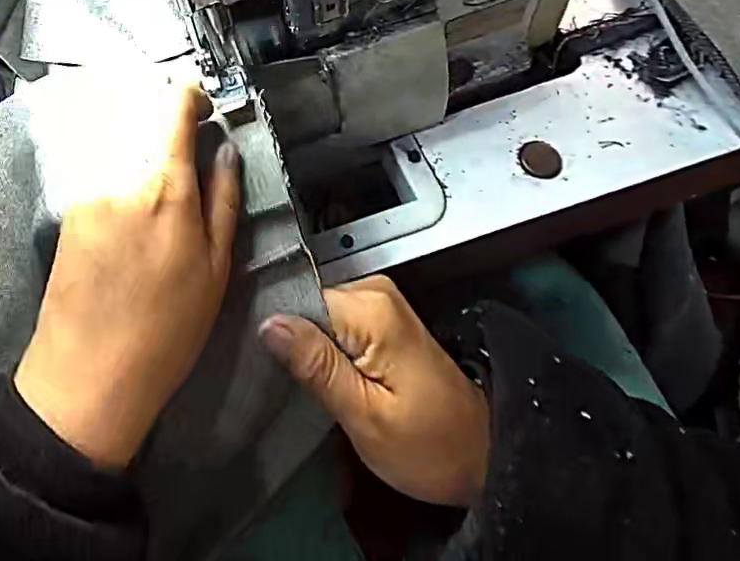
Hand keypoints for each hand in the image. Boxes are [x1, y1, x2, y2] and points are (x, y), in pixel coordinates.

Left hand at [15, 82, 241, 469]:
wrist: (85, 382)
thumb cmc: (166, 330)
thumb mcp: (217, 267)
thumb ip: (224, 199)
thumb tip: (227, 152)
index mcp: (168, 191)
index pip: (174, 111)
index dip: (190, 96)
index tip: (203, 107)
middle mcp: (122, 182)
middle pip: (143, 121)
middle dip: (167, 124)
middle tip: (187, 147)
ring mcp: (88, 196)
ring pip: (121, 146)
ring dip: (142, 149)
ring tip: (160, 184)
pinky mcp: (67, 215)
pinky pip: (100, 172)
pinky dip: (120, 171)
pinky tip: (133, 209)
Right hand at [259, 276, 489, 507]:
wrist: (476, 448)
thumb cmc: (427, 442)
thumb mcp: (364, 415)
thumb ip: (316, 365)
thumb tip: (269, 324)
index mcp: (372, 308)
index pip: (301, 301)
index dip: (278, 333)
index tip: (262, 366)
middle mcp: (376, 291)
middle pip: (309, 305)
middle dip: (292, 342)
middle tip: (285, 386)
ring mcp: (379, 301)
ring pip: (319, 315)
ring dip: (307, 349)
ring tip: (302, 386)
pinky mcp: (380, 317)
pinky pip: (336, 323)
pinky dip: (324, 349)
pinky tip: (321, 378)